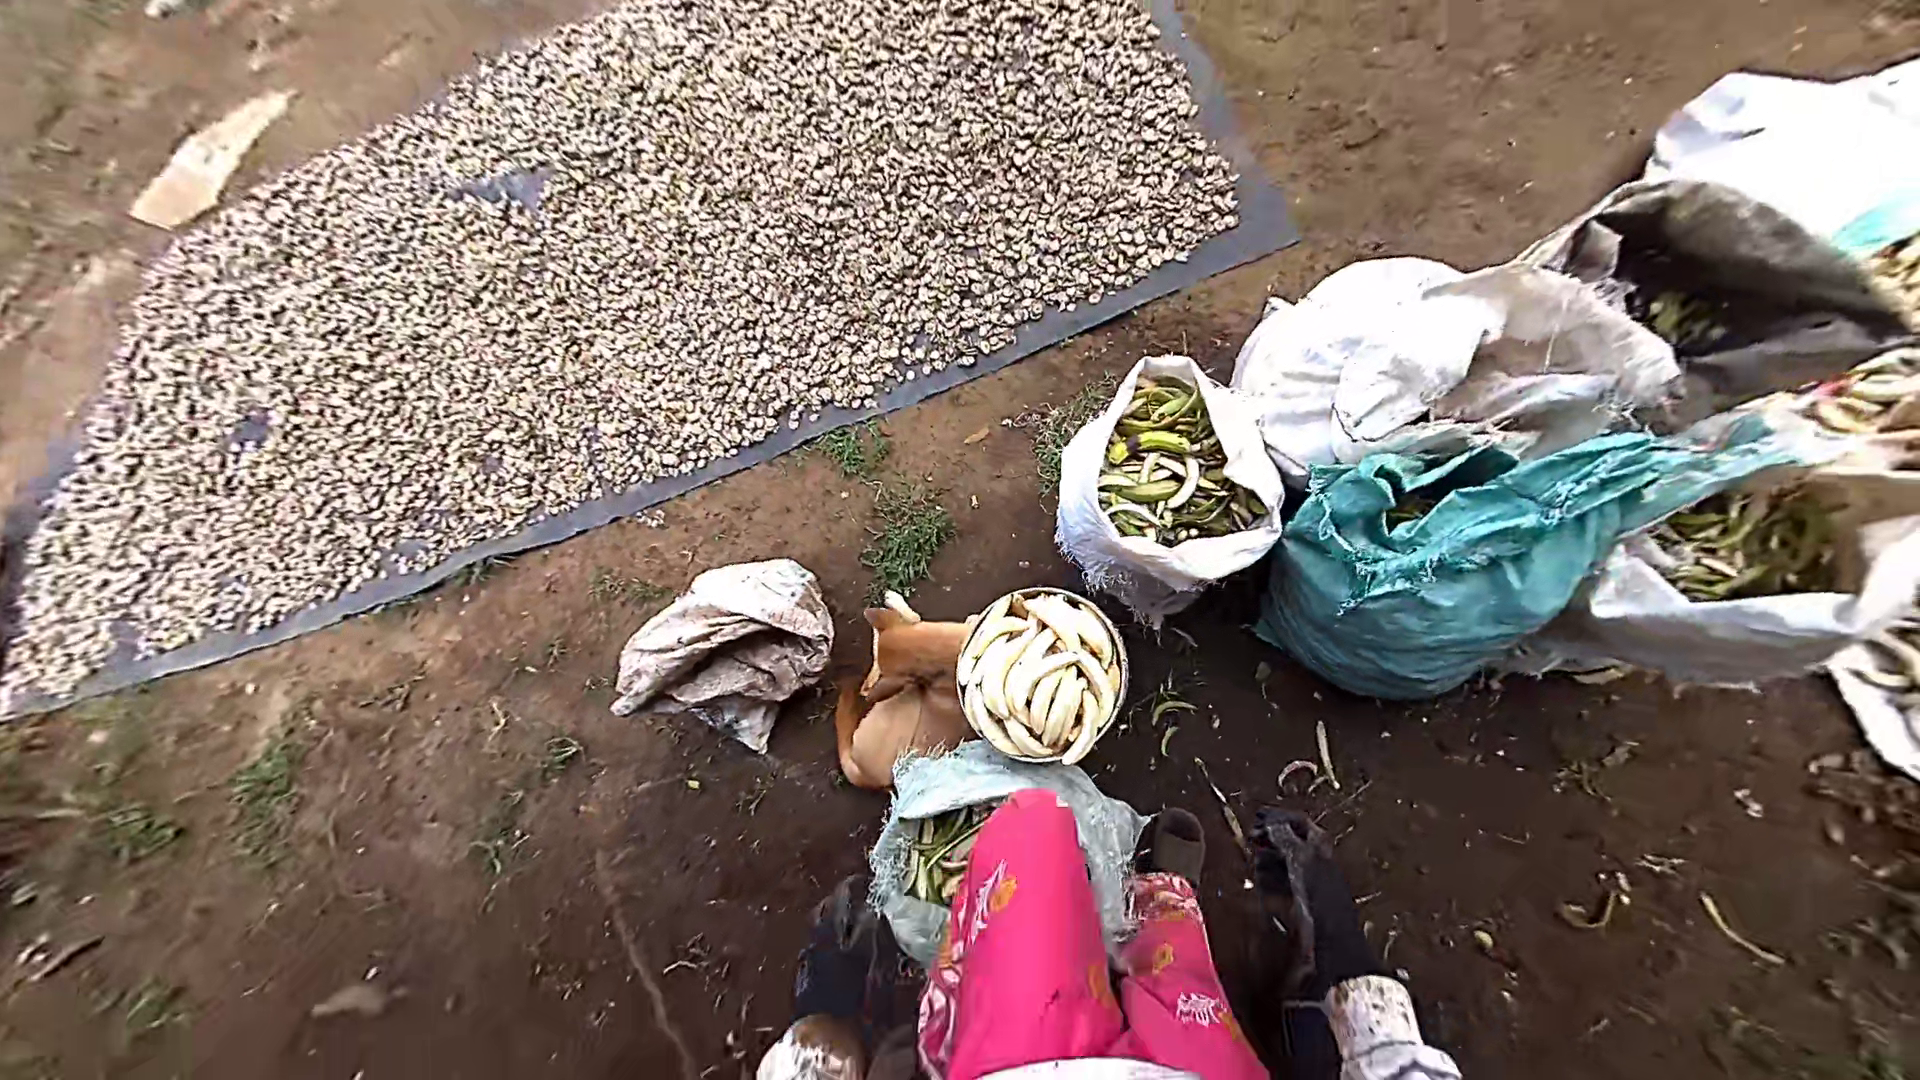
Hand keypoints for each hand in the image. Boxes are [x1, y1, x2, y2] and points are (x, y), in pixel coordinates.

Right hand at [1252, 808, 1382, 999]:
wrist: (1332, 944)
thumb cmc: (1320, 896)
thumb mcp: (1300, 857)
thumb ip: (1283, 835)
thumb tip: (1268, 821)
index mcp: (1318, 847)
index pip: (1298, 821)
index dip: (1277, 816)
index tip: (1257, 817)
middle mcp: (1313, 861)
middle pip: (1287, 839)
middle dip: (1268, 836)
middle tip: (1251, 837)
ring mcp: (1306, 882)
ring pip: (1281, 860)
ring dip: (1265, 856)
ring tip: (1254, 857)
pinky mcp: (1298, 901)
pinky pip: (1278, 882)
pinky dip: (1267, 877)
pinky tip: (1259, 879)